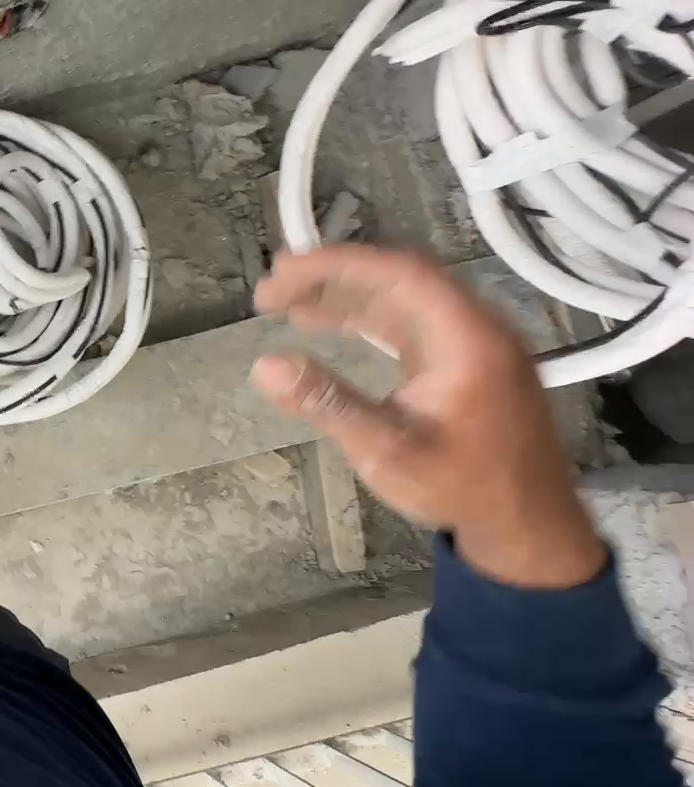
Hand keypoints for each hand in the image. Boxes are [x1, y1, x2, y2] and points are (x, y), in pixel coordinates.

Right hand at [250, 245, 604, 589]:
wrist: (522, 521)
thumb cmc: (458, 486)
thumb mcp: (385, 449)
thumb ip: (328, 402)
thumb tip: (265, 364)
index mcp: (467, 341)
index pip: (401, 275)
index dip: (338, 264)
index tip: (282, 270)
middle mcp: (474, 330)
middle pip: (399, 278)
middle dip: (331, 275)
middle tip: (270, 289)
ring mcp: (468, 343)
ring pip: (399, 296)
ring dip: (340, 293)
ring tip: (281, 302)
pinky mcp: (456, 360)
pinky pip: (402, 320)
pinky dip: (357, 315)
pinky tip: (319, 323)